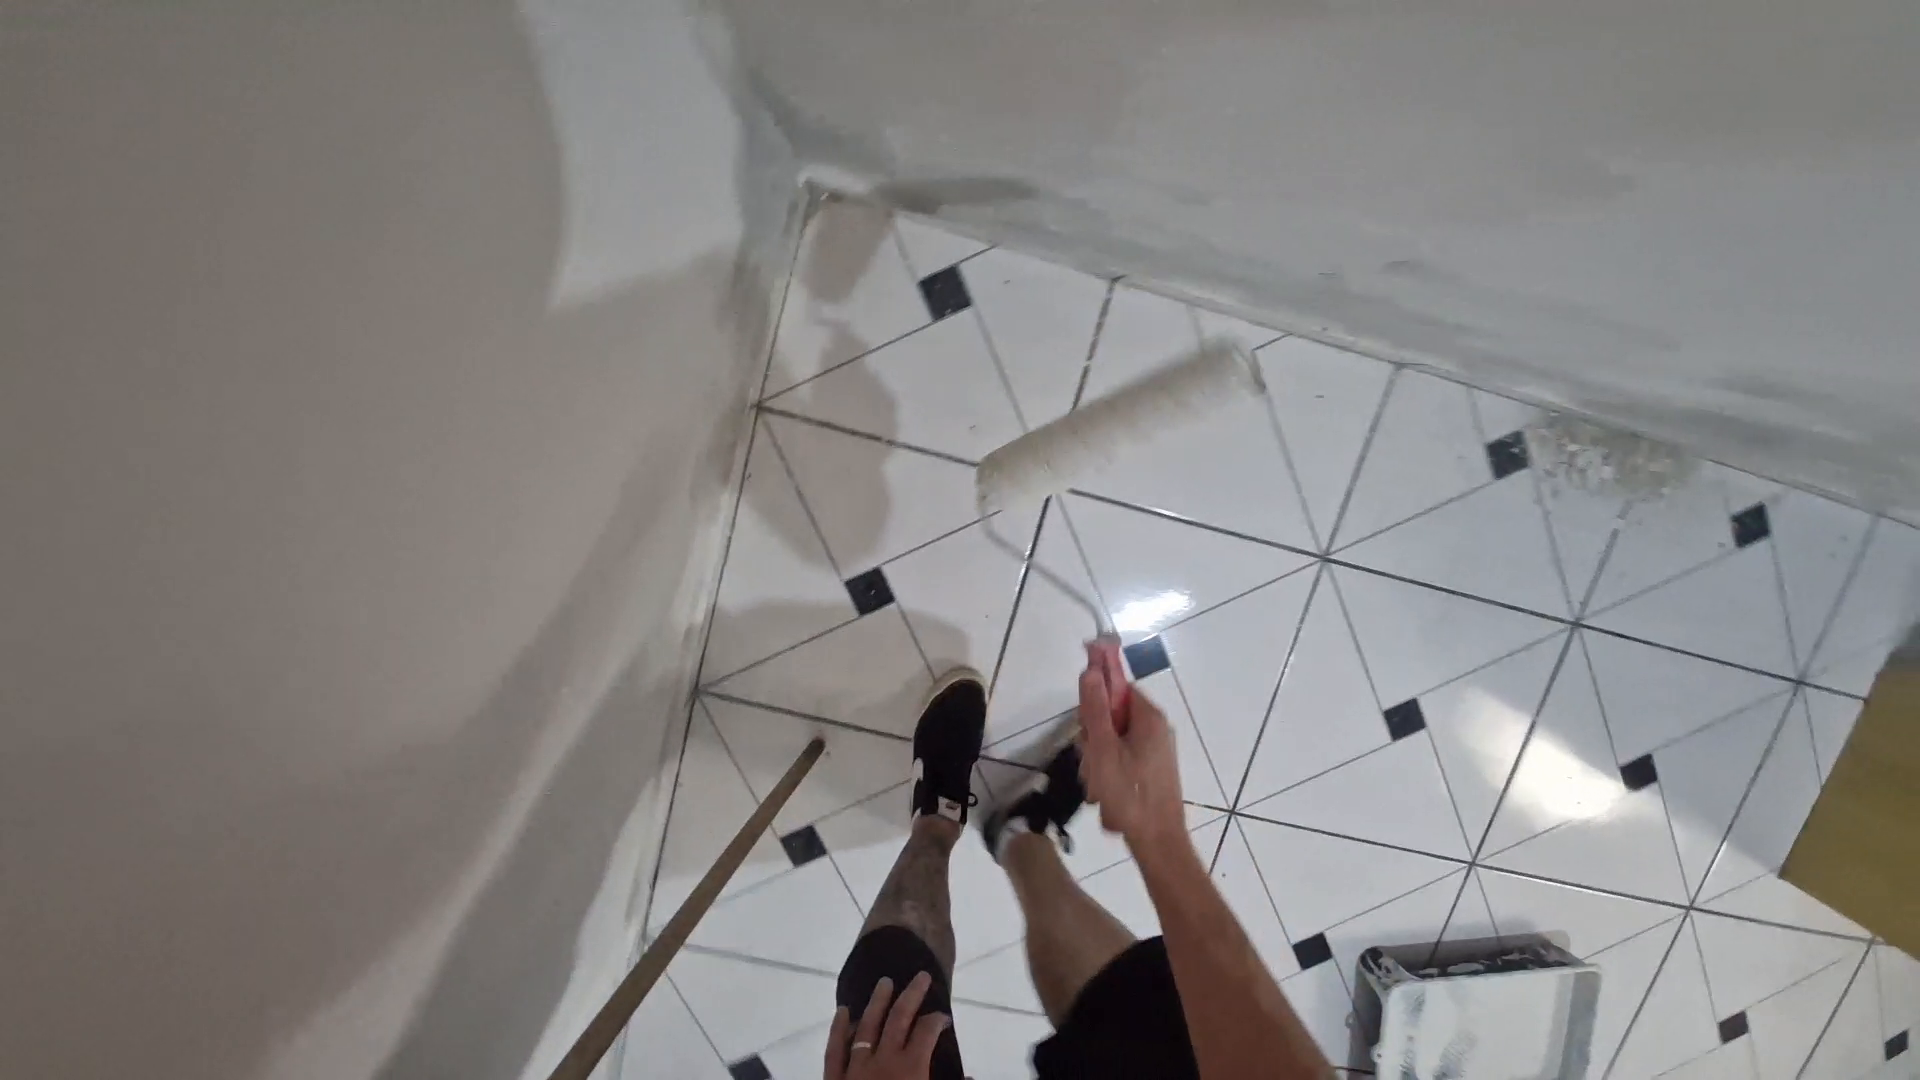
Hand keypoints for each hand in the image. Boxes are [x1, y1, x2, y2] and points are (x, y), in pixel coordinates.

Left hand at [824, 972, 948, 1079]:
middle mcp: (884, 1060)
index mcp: (912, 1067)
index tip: (944, 1017)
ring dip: (877, 1002)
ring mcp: (856, 1069)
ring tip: (885, 982)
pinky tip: (843, 1011)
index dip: (938, 1020)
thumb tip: (972, 1075)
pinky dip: (839, 1029)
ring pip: (867, 1025)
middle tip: (921, 976)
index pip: (928, 1031)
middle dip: (912, 994)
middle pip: (899, 1017)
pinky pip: (834, 1050)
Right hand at [1077, 638, 1186, 854]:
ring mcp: (1156, 751)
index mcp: (1148, 717)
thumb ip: (1094, 709)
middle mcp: (1156, 728)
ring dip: (1098, 758)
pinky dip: (1109, 771)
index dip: (1099, 677)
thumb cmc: (1129, 795)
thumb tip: (1092, 671)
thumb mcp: (1103, 749)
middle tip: (1089, 759)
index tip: (1084, 669)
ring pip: (1114, 738)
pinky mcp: (1153, 770)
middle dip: (1094, 733)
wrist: (1159, 843)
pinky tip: (1106, 795)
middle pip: (1113, 712)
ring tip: (1098, 784)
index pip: (1118, 682)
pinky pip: (1122, 757)